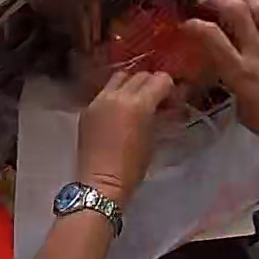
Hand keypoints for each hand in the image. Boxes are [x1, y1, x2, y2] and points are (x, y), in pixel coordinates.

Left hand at [75, 70, 176, 206]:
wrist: (101, 181)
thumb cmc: (133, 166)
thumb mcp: (153, 138)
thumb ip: (158, 115)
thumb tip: (165, 105)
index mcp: (139, 103)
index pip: (160, 80)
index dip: (169, 88)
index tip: (171, 99)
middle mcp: (118, 95)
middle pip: (140, 76)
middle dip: (151, 84)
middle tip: (156, 99)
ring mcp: (99, 100)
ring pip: (119, 78)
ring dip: (131, 85)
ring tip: (135, 100)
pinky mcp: (87, 109)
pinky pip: (105, 93)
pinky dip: (114, 96)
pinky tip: (117, 111)